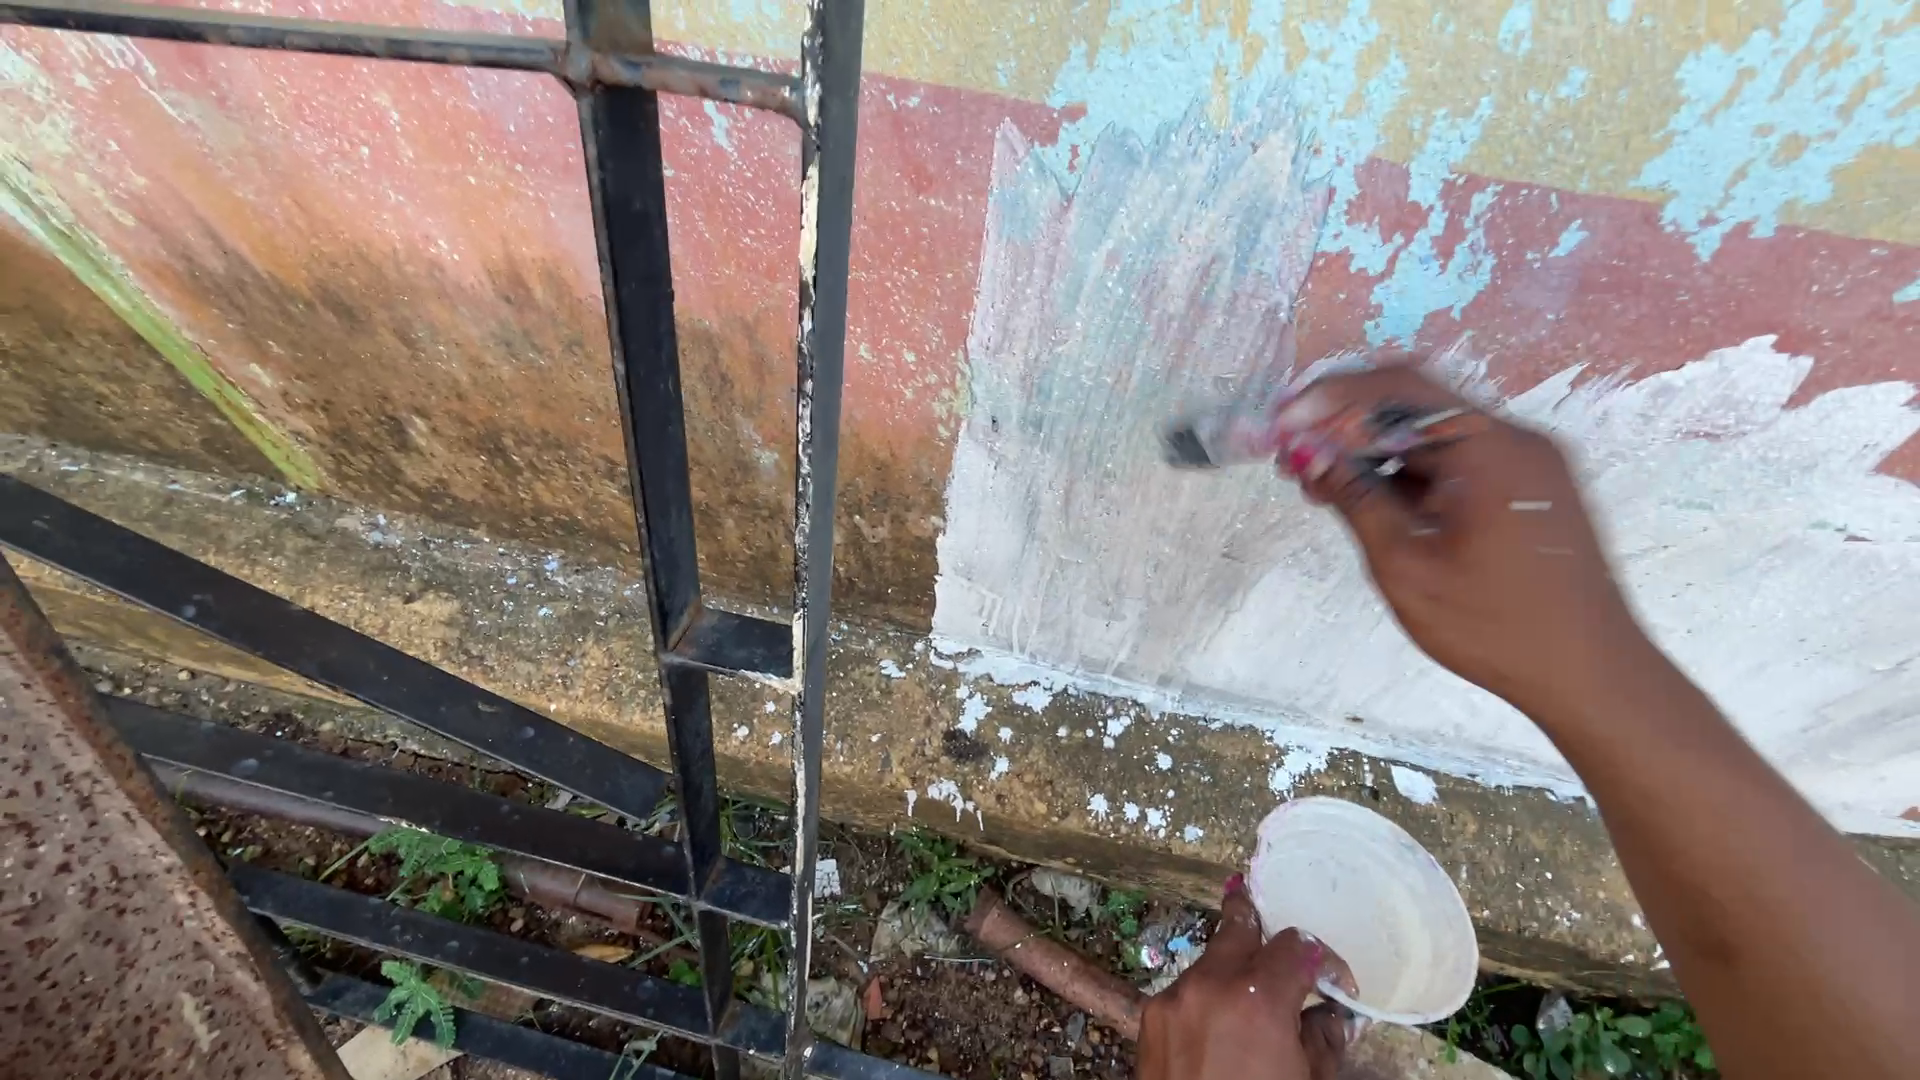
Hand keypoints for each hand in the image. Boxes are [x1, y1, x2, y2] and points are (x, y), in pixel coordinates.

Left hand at [1137, 879, 1350, 1079]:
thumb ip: (1323, 1042)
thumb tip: (1332, 1014)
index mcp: (1258, 999)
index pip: (1295, 945)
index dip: (1322, 959)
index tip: (1335, 982)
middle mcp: (1210, 983)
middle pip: (1237, 925)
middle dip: (1260, 925)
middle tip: (1276, 931)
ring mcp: (1174, 996)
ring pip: (1209, 960)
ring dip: (1233, 969)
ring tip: (1253, 996)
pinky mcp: (1151, 1015)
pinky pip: (1187, 990)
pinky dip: (1208, 998)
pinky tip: (1220, 1029)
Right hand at [1270, 363, 1652, 718]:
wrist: (1589, 675)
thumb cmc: (1492, 624)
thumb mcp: (1404, 561)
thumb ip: (1354, 497)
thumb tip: (1307, 453)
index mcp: (1489, 449)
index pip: (1398, 387)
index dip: (1329, 396)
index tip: (1281, 423)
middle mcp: (1511, 440)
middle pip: (1412, 405)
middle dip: (1342, 424)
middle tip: (1288, 455)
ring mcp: (1521, 463)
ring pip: (1427, 434)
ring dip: (1367, 449)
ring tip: (1315, 483)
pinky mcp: (1519, 488)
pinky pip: (1448, 461)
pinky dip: (1399, 471)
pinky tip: (1362, 498)